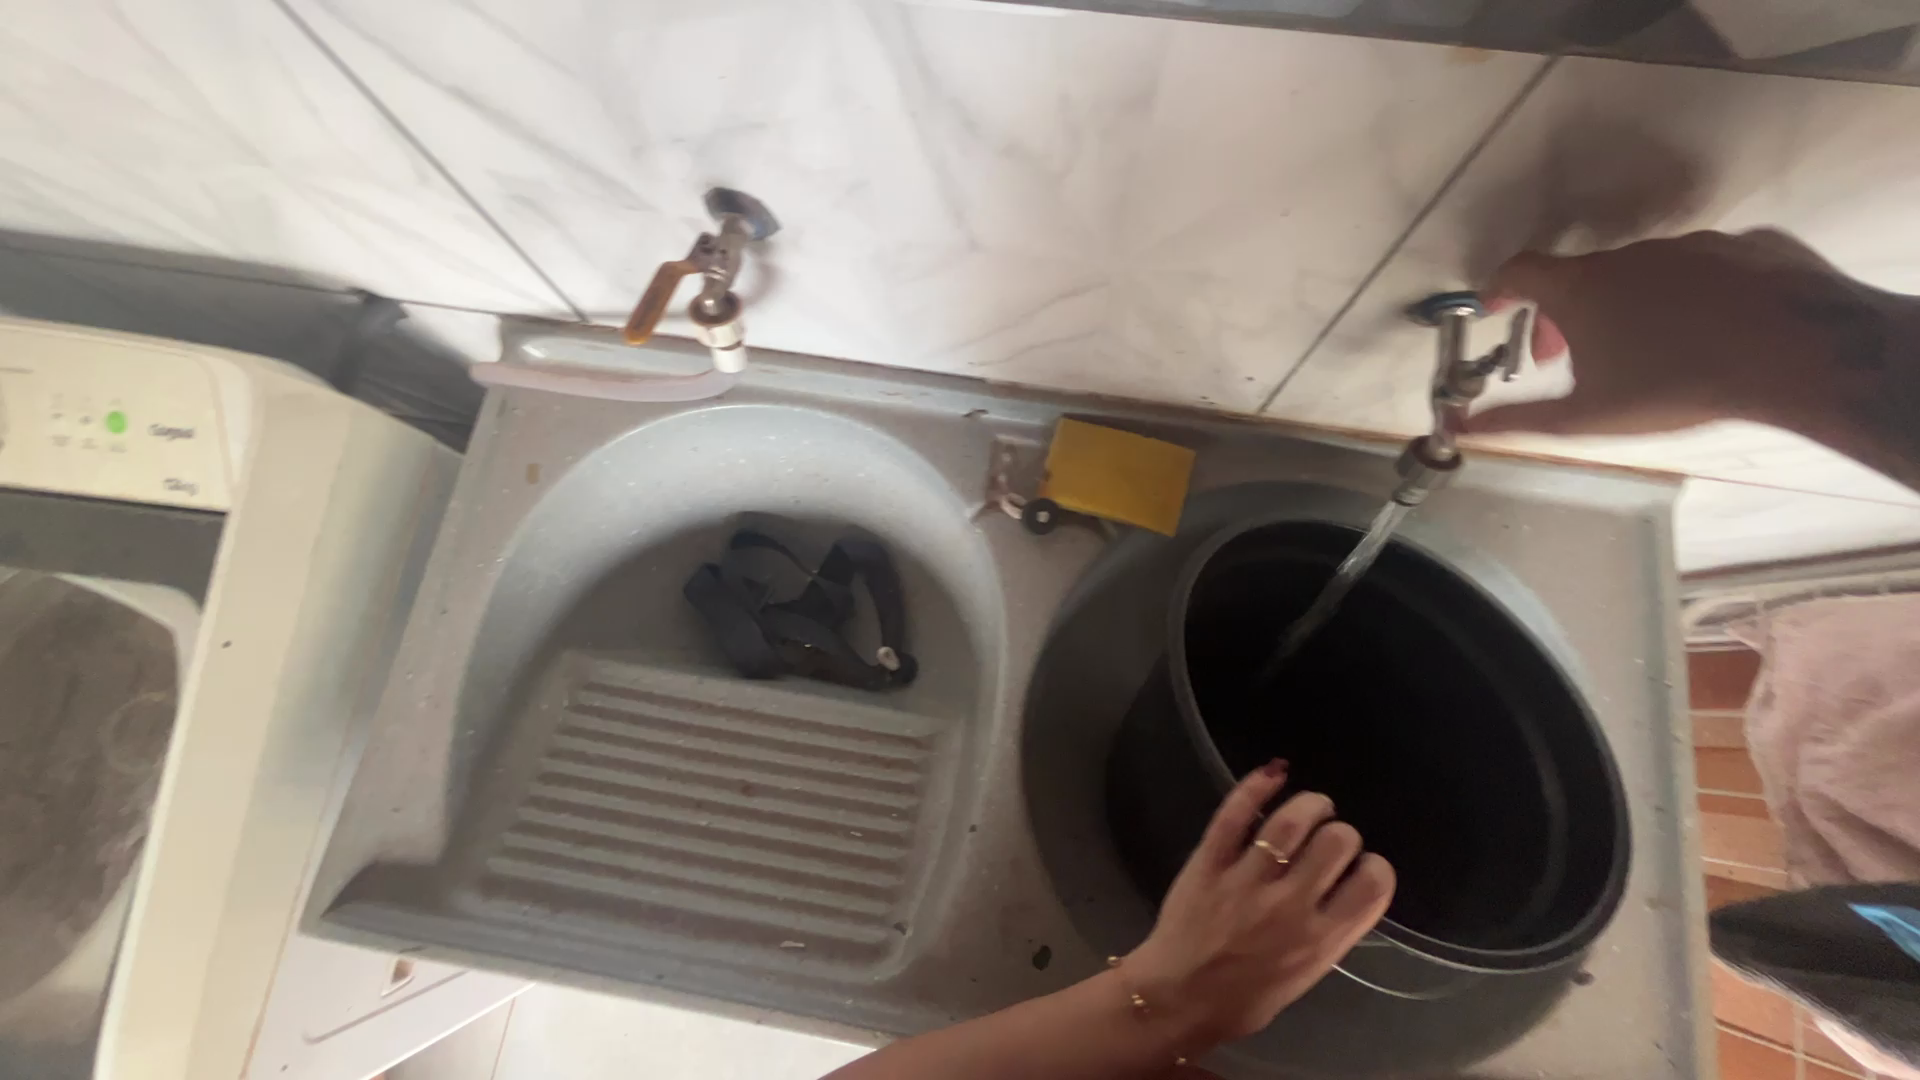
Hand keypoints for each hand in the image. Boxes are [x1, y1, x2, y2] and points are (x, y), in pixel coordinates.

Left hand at [1124, 761, 1395, 1043]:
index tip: (1363, 864)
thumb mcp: (1304, 974)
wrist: (1180, 995)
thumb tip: (1343, 890)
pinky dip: (1256, 786)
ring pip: (1289, 824)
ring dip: (1310, 804)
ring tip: (1314, 804)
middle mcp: (1289, 906)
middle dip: (1341, 831)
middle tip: (1331, 833)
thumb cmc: (1244, 995)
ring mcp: (1246, 880)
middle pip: (1335, 844)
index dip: (1375, 866)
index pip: (1371, 887)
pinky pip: (1234, 815)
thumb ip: (1327, 933)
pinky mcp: (1209, 861)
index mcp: (1320, 941)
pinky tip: (1274, 772)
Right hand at [1469, 229, 1902, 438]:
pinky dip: (1687, 294)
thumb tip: (1455, 427)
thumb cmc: (1674, 386)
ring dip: (1625, 304)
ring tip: (1644, 349)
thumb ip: (1512, 419)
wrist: (1806, 359)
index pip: (1519, 272)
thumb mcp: (1581, 416)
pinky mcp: (1752, 247)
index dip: (1500, 289)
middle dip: (1564, 314)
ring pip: (1641, 273)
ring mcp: (1695, 246)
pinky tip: (1706, 330)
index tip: (1495, 309)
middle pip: (1579, 277)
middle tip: (1569, 357)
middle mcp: (1630, 256)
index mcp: (1582, 289)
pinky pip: (1703, 268)